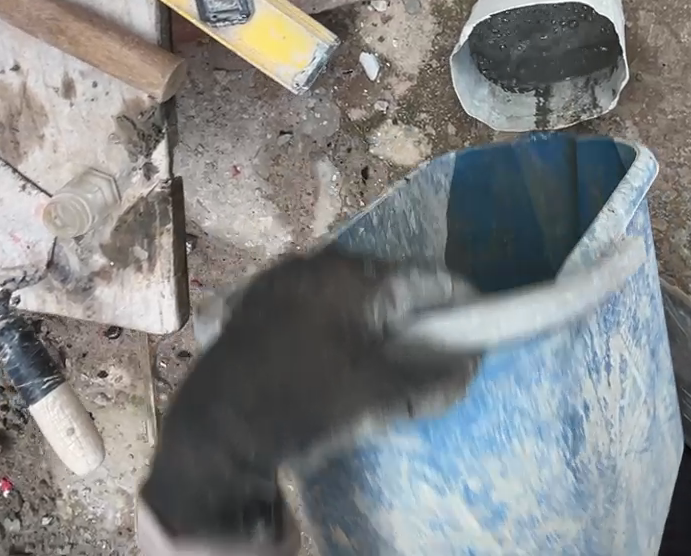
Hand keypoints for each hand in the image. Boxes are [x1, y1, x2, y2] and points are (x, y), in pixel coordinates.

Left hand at [140, 250, 480, 545]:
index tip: (477, 316)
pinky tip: (331, 347)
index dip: (457, 297)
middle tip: (427, 343)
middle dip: (412, 309)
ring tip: (378, 349)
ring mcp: (287, 274)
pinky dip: (336, 316)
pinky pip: (316, 296)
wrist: (213, 430)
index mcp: (356, 276)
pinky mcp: (261, 293)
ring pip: (351, 287)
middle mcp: (323, 260)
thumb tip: (471, 364)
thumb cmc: (301, 403)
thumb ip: (430, 378)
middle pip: (388, 279)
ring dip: (372, 312)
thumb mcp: (374, 397)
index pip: (425, 277)